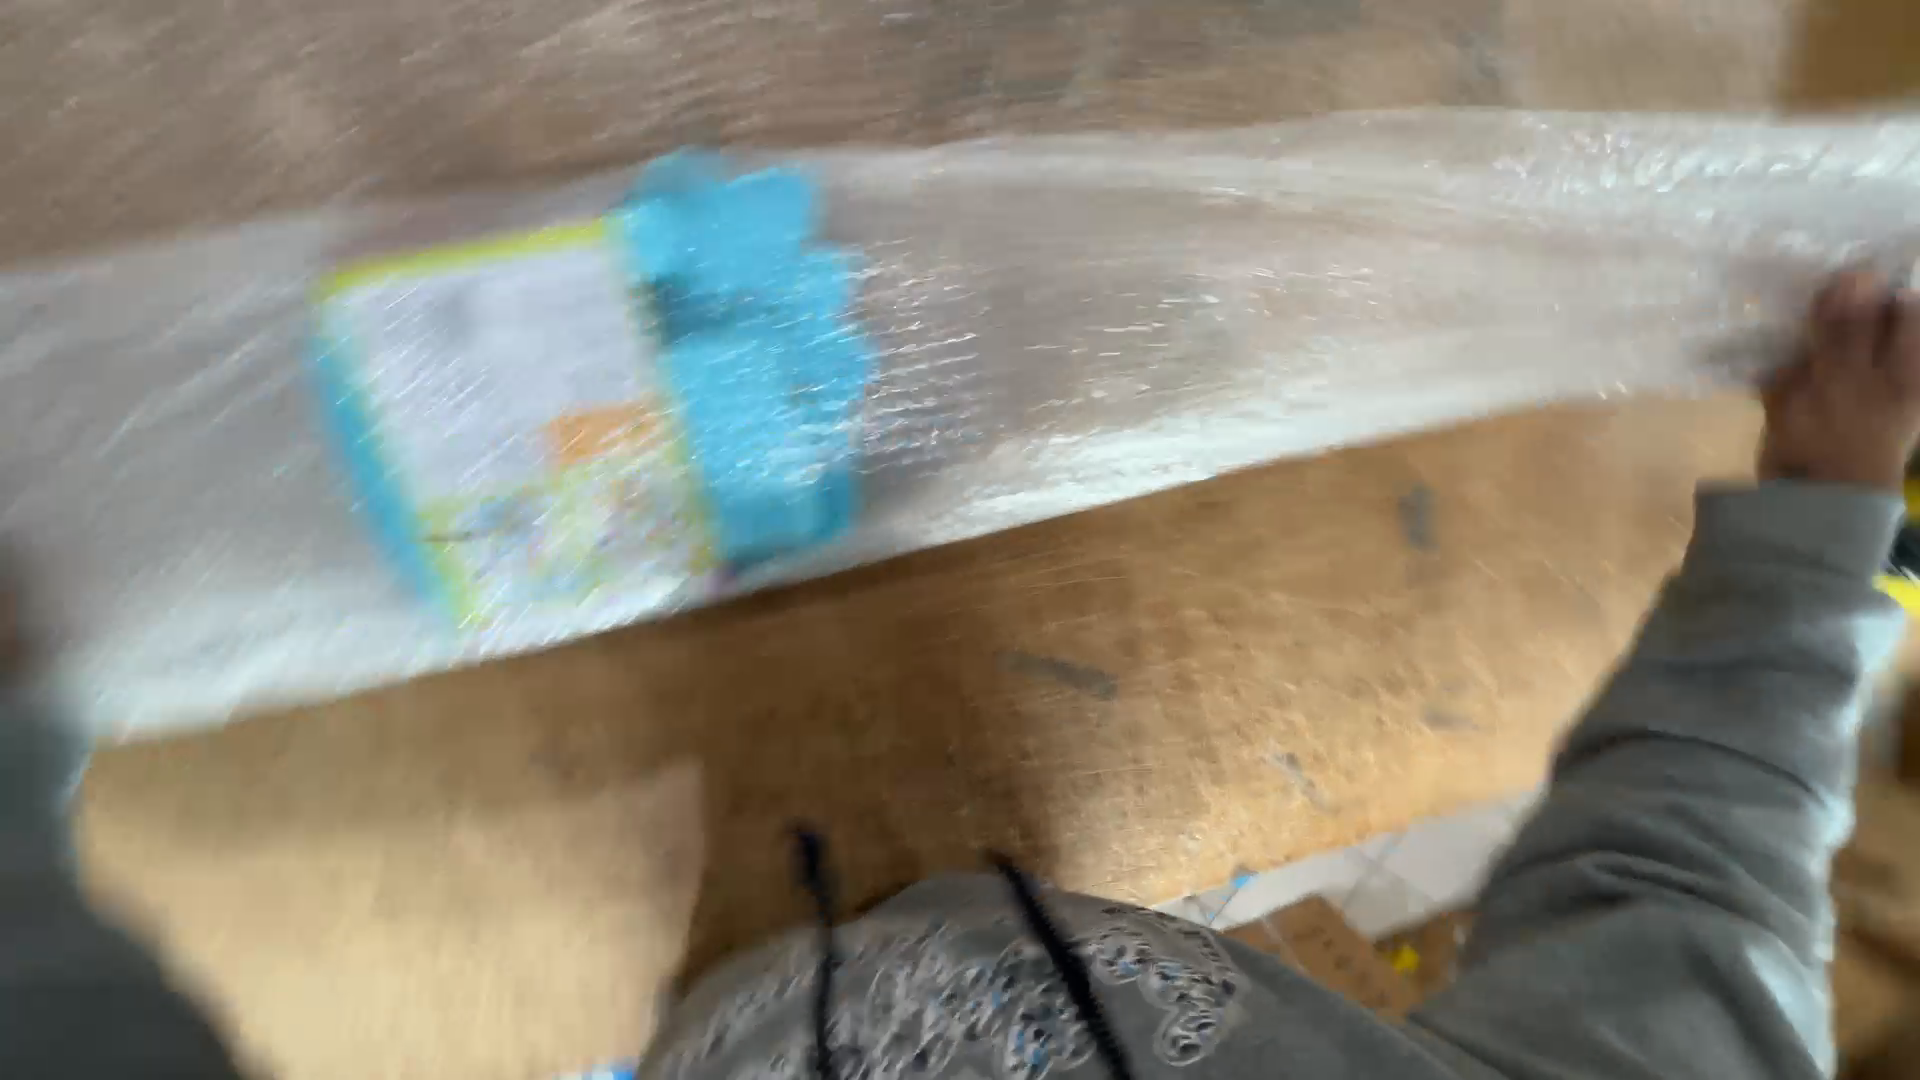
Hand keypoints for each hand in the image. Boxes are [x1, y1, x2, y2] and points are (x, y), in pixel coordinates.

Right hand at [1760, 268, 1919, 494]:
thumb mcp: (1845, 377)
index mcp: (1911, 356)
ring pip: (1820, 342)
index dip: (1867, 286)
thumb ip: (1847, 328)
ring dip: (1798, 333)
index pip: (1897, 301)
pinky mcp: (1806, 400)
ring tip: (1777, 318)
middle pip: (1858, 319)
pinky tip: (1762, 355)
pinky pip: (1792, 368)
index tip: (1829, 270)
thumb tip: (1853, 273)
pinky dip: (1777, 361)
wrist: (1809, 494)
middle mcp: (1883, 364)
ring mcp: (1843, 382)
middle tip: (1799, 291)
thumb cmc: (1842, 436)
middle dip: (1829, 307)